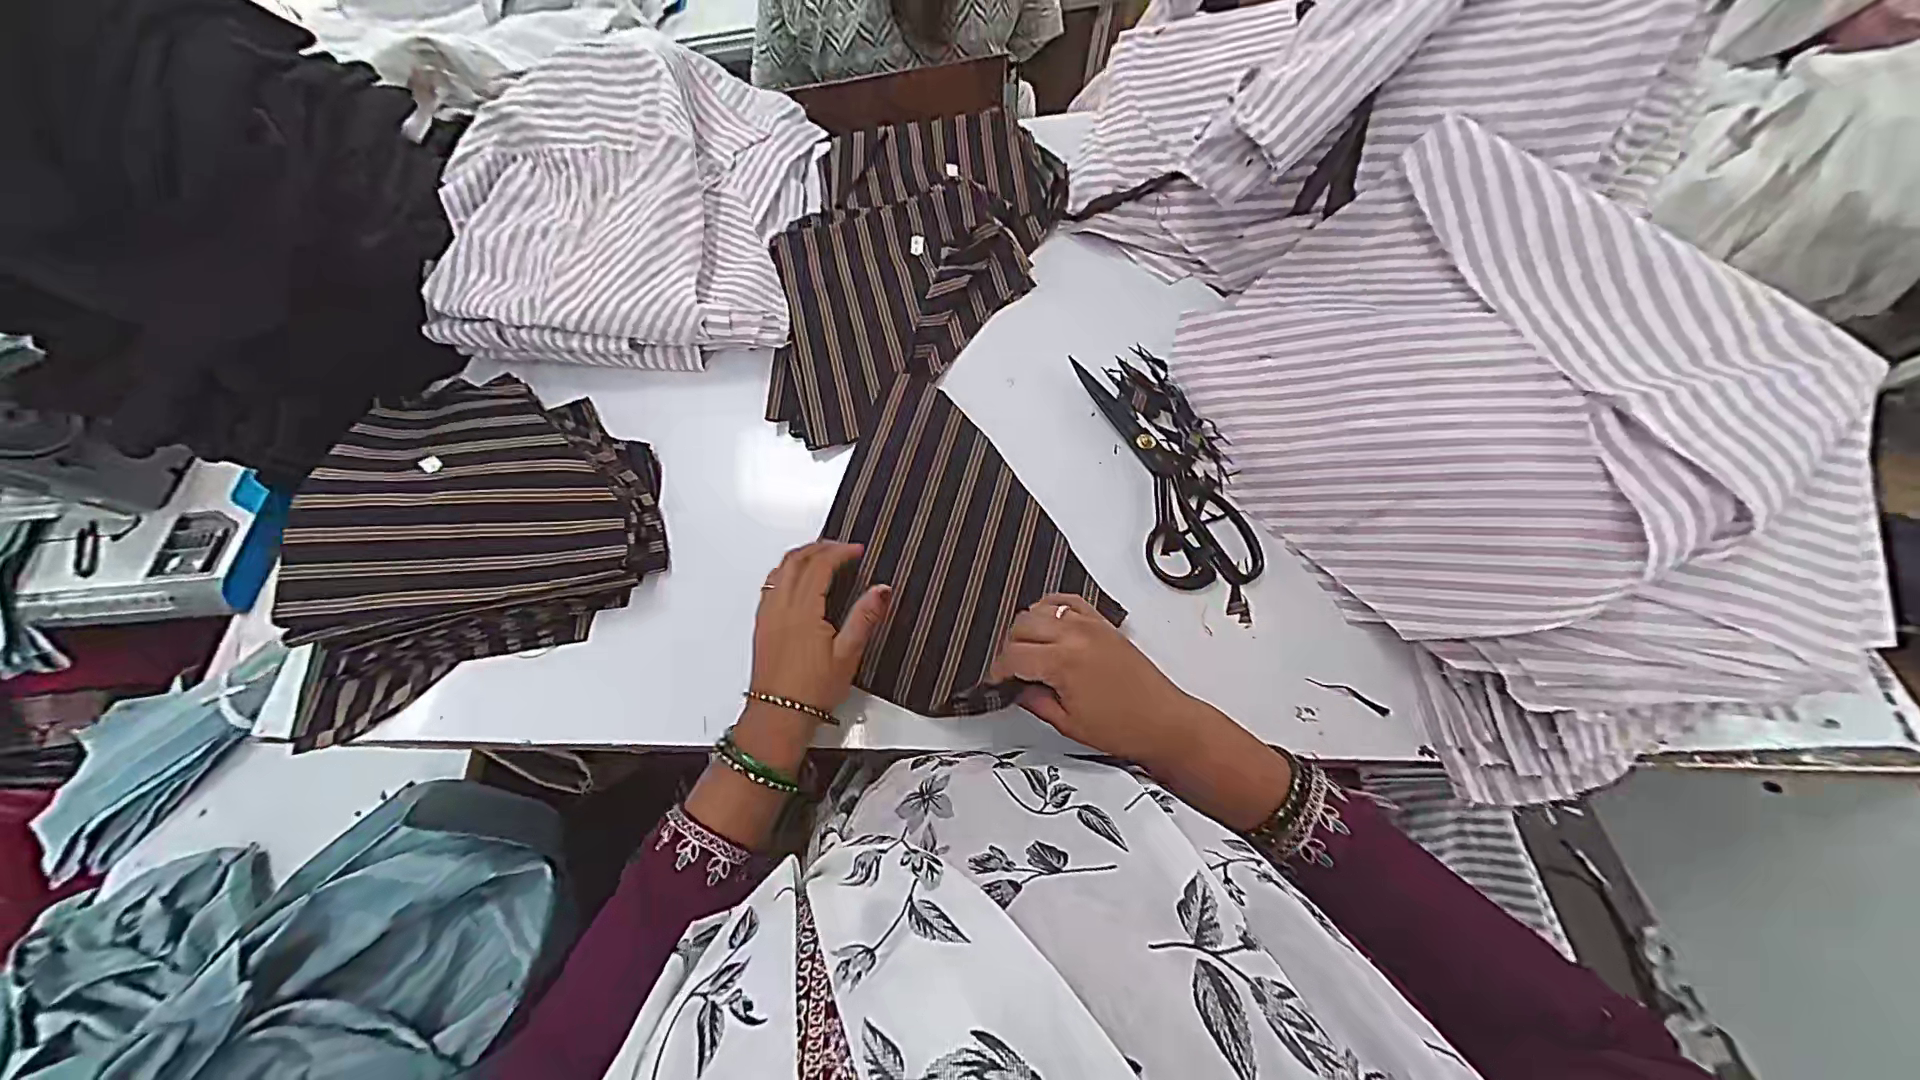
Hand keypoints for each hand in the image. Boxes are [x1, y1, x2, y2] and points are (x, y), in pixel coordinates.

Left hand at [751, 540, 891, 714]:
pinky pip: (770, 584)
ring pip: (780, 569)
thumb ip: (865, 617)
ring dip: (800, 555)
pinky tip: (796, 579)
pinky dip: (785, 570)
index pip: (820, 565)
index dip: (839, 551)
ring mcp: (768, 615)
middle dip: (820, 547)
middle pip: (796, 560)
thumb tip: (881, 591)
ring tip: (820, 555)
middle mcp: (781, 607)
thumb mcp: (849, 654)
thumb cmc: (810, 691)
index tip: (856, 549)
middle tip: (841, 546)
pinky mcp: (762, 625)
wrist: (778, 715)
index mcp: (803, 611)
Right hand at [987, 593, 1211, 767]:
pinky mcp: (1103, 623)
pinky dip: (1053, 608)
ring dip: (1028, 628)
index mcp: (1063, 662)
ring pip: (1040, 608)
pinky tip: (1050, 624)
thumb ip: (1034, 701)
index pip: (1012, 655)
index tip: (998, 680)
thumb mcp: (1067, 724)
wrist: (1164, 722)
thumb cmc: (1127, 727)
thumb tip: (1017, 689)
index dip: (998, 670)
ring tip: (1030, 650)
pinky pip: (1068, 601)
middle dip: (1010, 648)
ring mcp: (1090, 625)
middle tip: (1013, 670)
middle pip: (1021, 625)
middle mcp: (1076, 636)